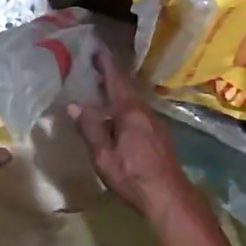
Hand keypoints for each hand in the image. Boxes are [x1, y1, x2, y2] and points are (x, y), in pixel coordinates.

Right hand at [70, 49, 205, 226]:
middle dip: (110, 74)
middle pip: (125, 87)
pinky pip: (137, 111)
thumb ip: (90, 129)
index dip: (106, 62)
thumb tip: (75, 105)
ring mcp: (154, 123)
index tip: (96, 45)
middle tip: (92, 63)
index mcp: (129, 112)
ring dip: (117, 91)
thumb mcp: (103, 156)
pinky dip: (123, 105)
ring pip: (132, 100)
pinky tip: (115, 114)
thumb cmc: (133, 177)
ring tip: (99, 87)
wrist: (170, 199)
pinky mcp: (158, 135)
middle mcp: (144, 111)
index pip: (116, 79)